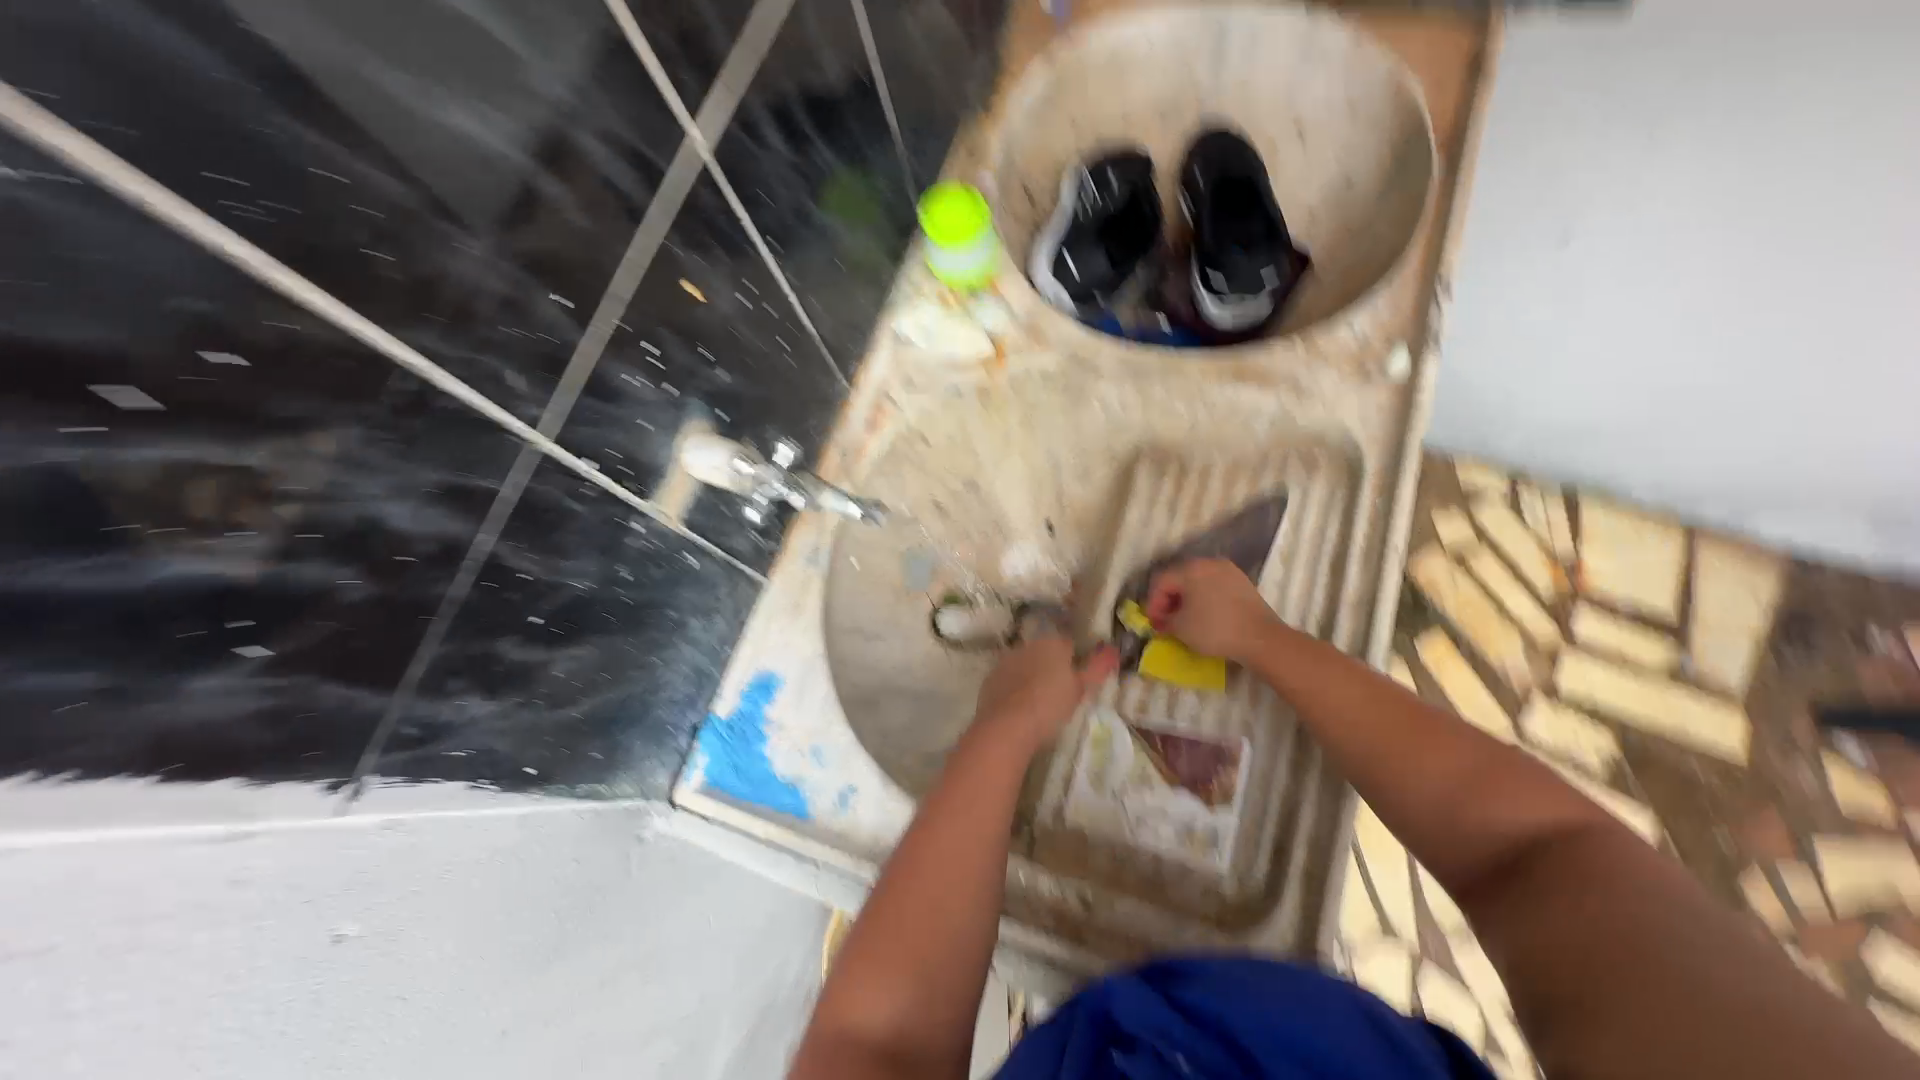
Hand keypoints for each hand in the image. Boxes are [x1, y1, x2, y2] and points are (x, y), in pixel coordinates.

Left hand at [973, 636, 1117, 752]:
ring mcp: (1005, 661)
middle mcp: (1026, 645)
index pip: (1069, 644)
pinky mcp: (990, 678)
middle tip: (1060, 693)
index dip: (1075, 660)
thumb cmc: (1050, 705)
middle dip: (1052, 666)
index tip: (1078, 679)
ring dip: (1032, 676)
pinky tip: (1020, 707)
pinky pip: (1008, 678)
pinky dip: (1015, 688)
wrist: (1006, 726)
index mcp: (1052, 643)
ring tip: (1039, 702)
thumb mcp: (1081, 688)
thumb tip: (1114, 649)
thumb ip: (1098, 667)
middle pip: (1044, 652)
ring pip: (1025, 664)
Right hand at [1144, 557, 1282, 662]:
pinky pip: (1214, 586)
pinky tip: (1205, 615)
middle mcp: (1209, 563)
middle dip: (1169, 600)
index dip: (1152, 603)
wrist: (1261, 638)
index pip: (1161, 581)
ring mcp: (1229, 570)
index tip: (1153, 623)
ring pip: (1198, 581)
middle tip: (1166, 621)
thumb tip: (1162, 619)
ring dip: (1186, 599)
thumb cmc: (1214, 629)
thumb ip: (1164, 620)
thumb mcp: (1180, 628)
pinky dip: (1204, 598)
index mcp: (1190, 568)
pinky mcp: (1242, 582)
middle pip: (1179, 578)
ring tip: (1184, 619)